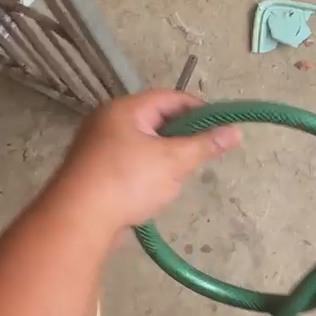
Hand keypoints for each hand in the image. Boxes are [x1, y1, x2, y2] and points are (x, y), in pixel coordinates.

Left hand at [46, 90, 241, 230]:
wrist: (80, 217)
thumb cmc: (128, 181)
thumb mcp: (174, 161)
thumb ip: (206, 145)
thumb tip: (236, 131)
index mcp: (126, 109)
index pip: (170, 97)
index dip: (199, 109)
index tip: (221, 126)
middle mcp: (109, 119)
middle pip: (157, 118)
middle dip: (184, 134)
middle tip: (203, 153)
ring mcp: (99, 144)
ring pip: (145, 141)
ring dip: (167, 154)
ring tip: (181, 174)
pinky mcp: (97, 168)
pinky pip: (132, 159)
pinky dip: (150, 168)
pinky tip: (157, 187)